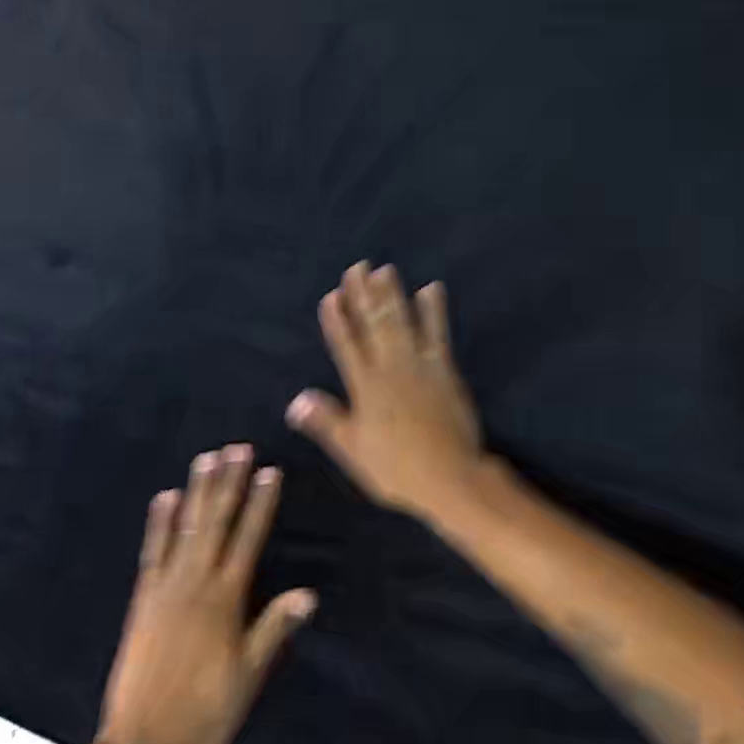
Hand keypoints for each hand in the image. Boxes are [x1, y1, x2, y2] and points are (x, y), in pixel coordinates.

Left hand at [93, 444, 315, 743]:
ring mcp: (166, 587)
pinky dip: (158, 523)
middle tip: (238, 448)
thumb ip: (275, 628)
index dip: (261, 502)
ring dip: (197, 491)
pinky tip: (163, 497)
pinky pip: (152, 552)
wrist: (145, 742)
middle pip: (216, 522)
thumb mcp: (249, 672)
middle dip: (229, 483)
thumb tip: (309, 593)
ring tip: (206, 459)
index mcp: (226, 597)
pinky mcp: (143, 599)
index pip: (249, 537)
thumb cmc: (206, 706)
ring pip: (185, 528)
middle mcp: (196, 582)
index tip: (270, 470)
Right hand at [286, 261, 484, 519]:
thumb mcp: (352, 450)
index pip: (346, 345)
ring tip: (385, 269)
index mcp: (365, 388)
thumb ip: (325, 421)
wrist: (448, 476)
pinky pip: (437, 332)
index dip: (337, 319)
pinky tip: (430, 289)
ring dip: (392, 294)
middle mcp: (389, 368)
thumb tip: (295, 401)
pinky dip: (433, 310)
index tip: (331, 295)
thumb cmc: (395, 469)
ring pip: (401, 321)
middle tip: (358, 267)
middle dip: (363, 294)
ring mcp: (418, 365)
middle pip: (373, 325)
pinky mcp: (444, 368)